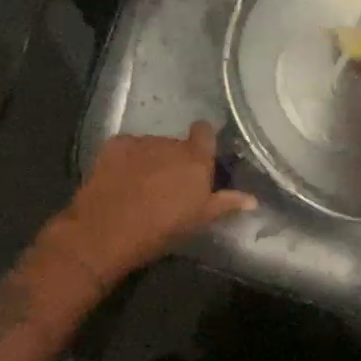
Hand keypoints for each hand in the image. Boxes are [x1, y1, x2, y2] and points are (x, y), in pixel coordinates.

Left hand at [40, 121, 254, 284]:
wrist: (108, 229)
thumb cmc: (161, 228)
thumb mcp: (198, 219)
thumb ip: (225, 203)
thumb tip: (252, 198)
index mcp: (195, 159)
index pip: (205, 131)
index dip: (203, 140)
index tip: (199, 156)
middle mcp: (170, 143)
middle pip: (176, 144)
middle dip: (174, 160)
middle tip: (168, 186)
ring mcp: (140, 141)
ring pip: (151, 146)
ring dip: (150, 160)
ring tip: (141, 186)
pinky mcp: (114, 144)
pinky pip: (127, 147)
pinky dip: (126, 159)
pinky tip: (120, 180)